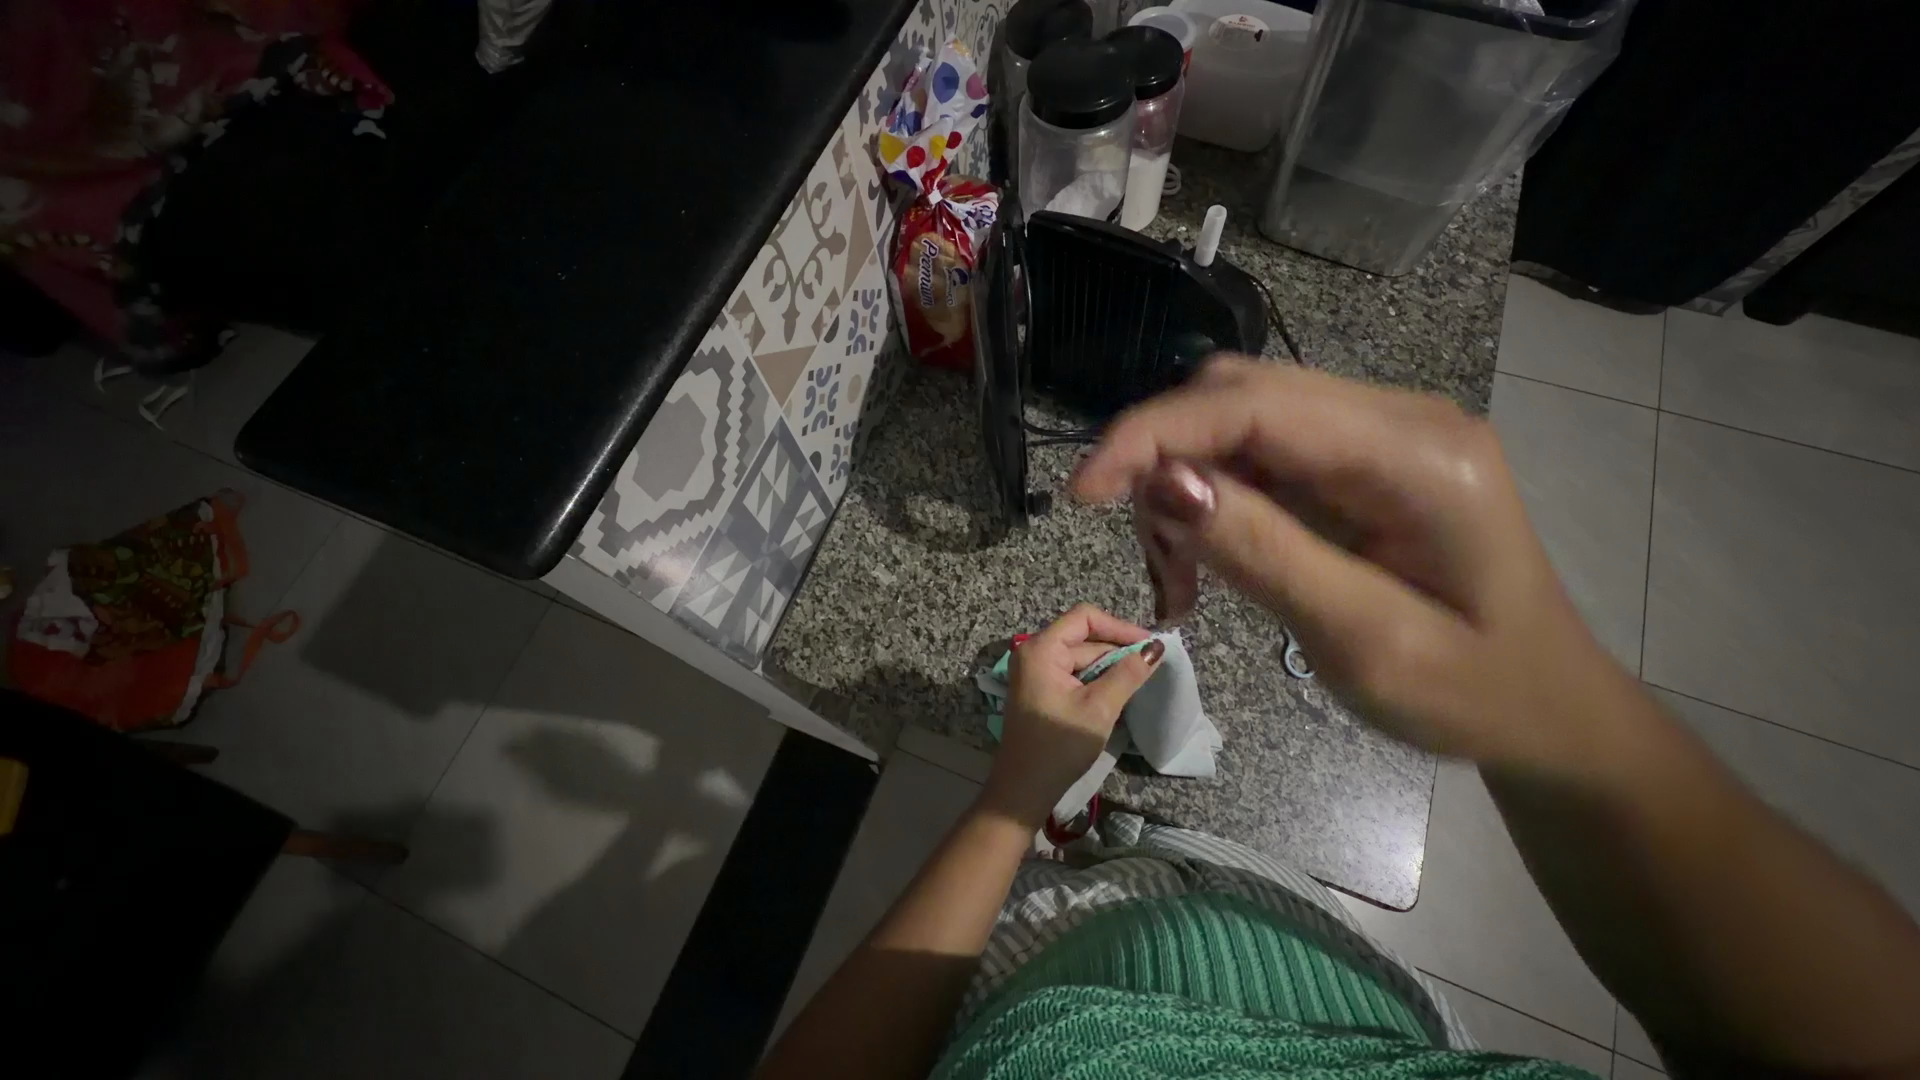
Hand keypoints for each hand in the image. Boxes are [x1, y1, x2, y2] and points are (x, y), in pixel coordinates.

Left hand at [981, 605, 1163, 827]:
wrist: (1023, 788)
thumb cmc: (1059, 746)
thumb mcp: (1099, 708)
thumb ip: (1128, 674)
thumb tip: (1156, 649)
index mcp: (1042, 649)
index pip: (1085, 618)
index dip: (1120, 627)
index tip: (1150, 645)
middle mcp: (1034, 653)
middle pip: (1083, 638)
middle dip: (1117, 649)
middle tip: (1152, 666)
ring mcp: (1035, 672)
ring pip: (1080, 657)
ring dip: (1109, 666)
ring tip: (1141, 679)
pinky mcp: (1040, 690)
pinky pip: (1073, 674)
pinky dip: (1096, 679)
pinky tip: (1118, 691)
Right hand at [1073, 357, 1617, 768]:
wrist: (1546, 710)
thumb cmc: (1472, 693)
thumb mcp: (1365, 642)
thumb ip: (1265, 553)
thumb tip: (1164, 483)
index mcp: (1413, 453)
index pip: (1252, 404)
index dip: (1153, 434)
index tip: (1082, 494)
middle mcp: (1394, 419)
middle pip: (1238, 395)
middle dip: (1162, 459)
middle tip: (1146, 554)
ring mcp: (1376, 435)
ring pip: (1235, 422)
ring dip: (1181, 486)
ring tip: (1180, 578)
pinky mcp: (1356, 463)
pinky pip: (1256, 456)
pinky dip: (1210, 502)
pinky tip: (1205, 560)